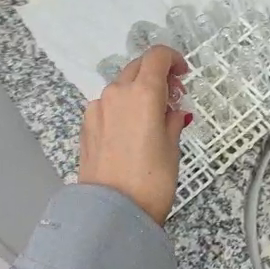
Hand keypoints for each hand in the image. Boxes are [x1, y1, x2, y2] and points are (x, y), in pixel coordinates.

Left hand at [77, 45, 189, 225]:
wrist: (111, 212)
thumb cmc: (151, 180)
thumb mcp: (173, 147)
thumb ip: (172, 120)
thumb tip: (172, 112)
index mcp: (142, 92)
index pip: (157, 56)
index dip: (173, 59)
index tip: (183, 74)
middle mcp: (117, 92)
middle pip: (138, 66)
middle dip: (157, 74)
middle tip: (172, 96)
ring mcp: (97, 108)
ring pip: (121, 85)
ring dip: (138, 91)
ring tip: (152, 118)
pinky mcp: (86, 125)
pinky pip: (108, 105)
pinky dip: (122, 107)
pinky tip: (131, 131)